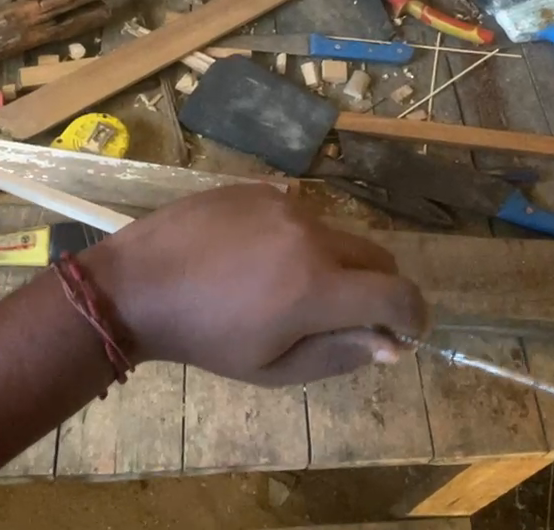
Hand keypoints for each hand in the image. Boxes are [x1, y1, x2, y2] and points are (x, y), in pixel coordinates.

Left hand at [81, 184, 429, 385]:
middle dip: (379, 288)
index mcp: (318, 287)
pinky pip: (303, 213)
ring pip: (339, 234)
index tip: (407, 330)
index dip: (414, 316)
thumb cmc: (205, 337)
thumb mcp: (273, 367)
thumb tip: (392, 344)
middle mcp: (312, 235)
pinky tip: (260, 256)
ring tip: (287, 285)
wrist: (140, 281)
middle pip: (377, 257)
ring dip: (336, 262)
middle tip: (349, 314)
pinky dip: (301, 238)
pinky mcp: (263, 187)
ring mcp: (287, 204)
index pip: (397, 294)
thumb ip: (340, 353)